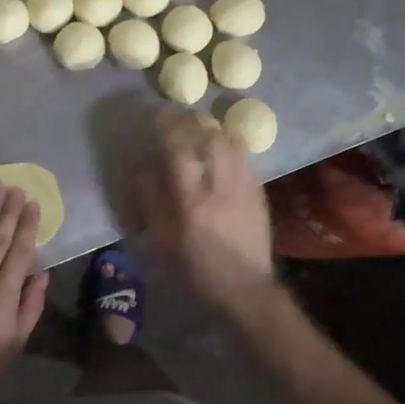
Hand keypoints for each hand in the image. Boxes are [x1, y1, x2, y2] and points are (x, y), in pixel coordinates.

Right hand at [139, 111, 274, 306]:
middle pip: (210, 136)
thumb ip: (151, 200)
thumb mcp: (162, 239)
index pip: (179, 148)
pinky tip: (221, 148)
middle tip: (178, 117)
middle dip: (192, 120)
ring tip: (199, 127)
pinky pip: (245, 156)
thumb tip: (145, 168)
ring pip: (230, 142)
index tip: (157, 116)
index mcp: (191, 200)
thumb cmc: (195, 267)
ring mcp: (244, 186)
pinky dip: (230, 144)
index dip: (167, 126)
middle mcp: (220, 186)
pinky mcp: (259, 191)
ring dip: (213, 129)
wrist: (244, 287)